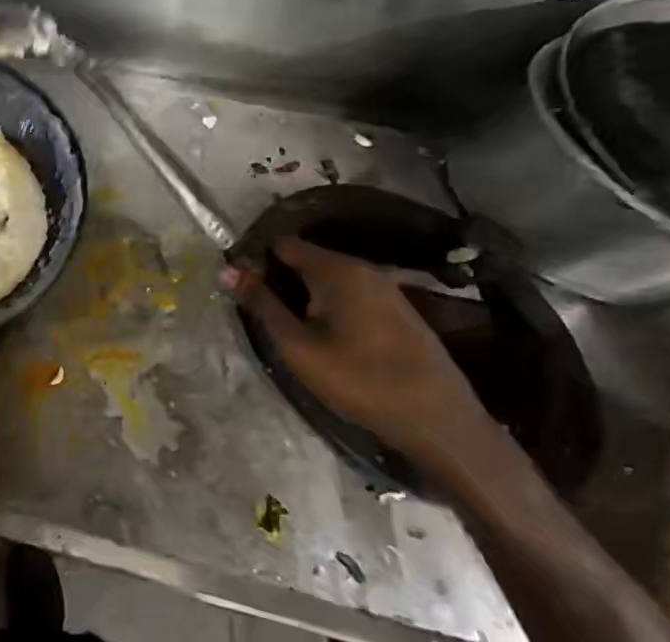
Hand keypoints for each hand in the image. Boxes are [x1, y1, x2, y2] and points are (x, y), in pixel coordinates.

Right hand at [223, 237, 496, 464]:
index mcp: (338, 270)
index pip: (280, 244)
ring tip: (288, 324)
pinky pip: (349, 294)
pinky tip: (324, 334)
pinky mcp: (400, 312)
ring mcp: (388, 290)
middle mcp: (365, 270)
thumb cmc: (360, 381)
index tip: (240, 286)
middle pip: (305, 259)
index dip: (254, 260)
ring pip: (327, 278)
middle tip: (260, 310)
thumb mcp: (296, 344)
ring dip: (303, 293)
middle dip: (278, 278)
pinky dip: (328, 305)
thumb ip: (261, 302)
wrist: (442, 426)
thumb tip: (227, 269)